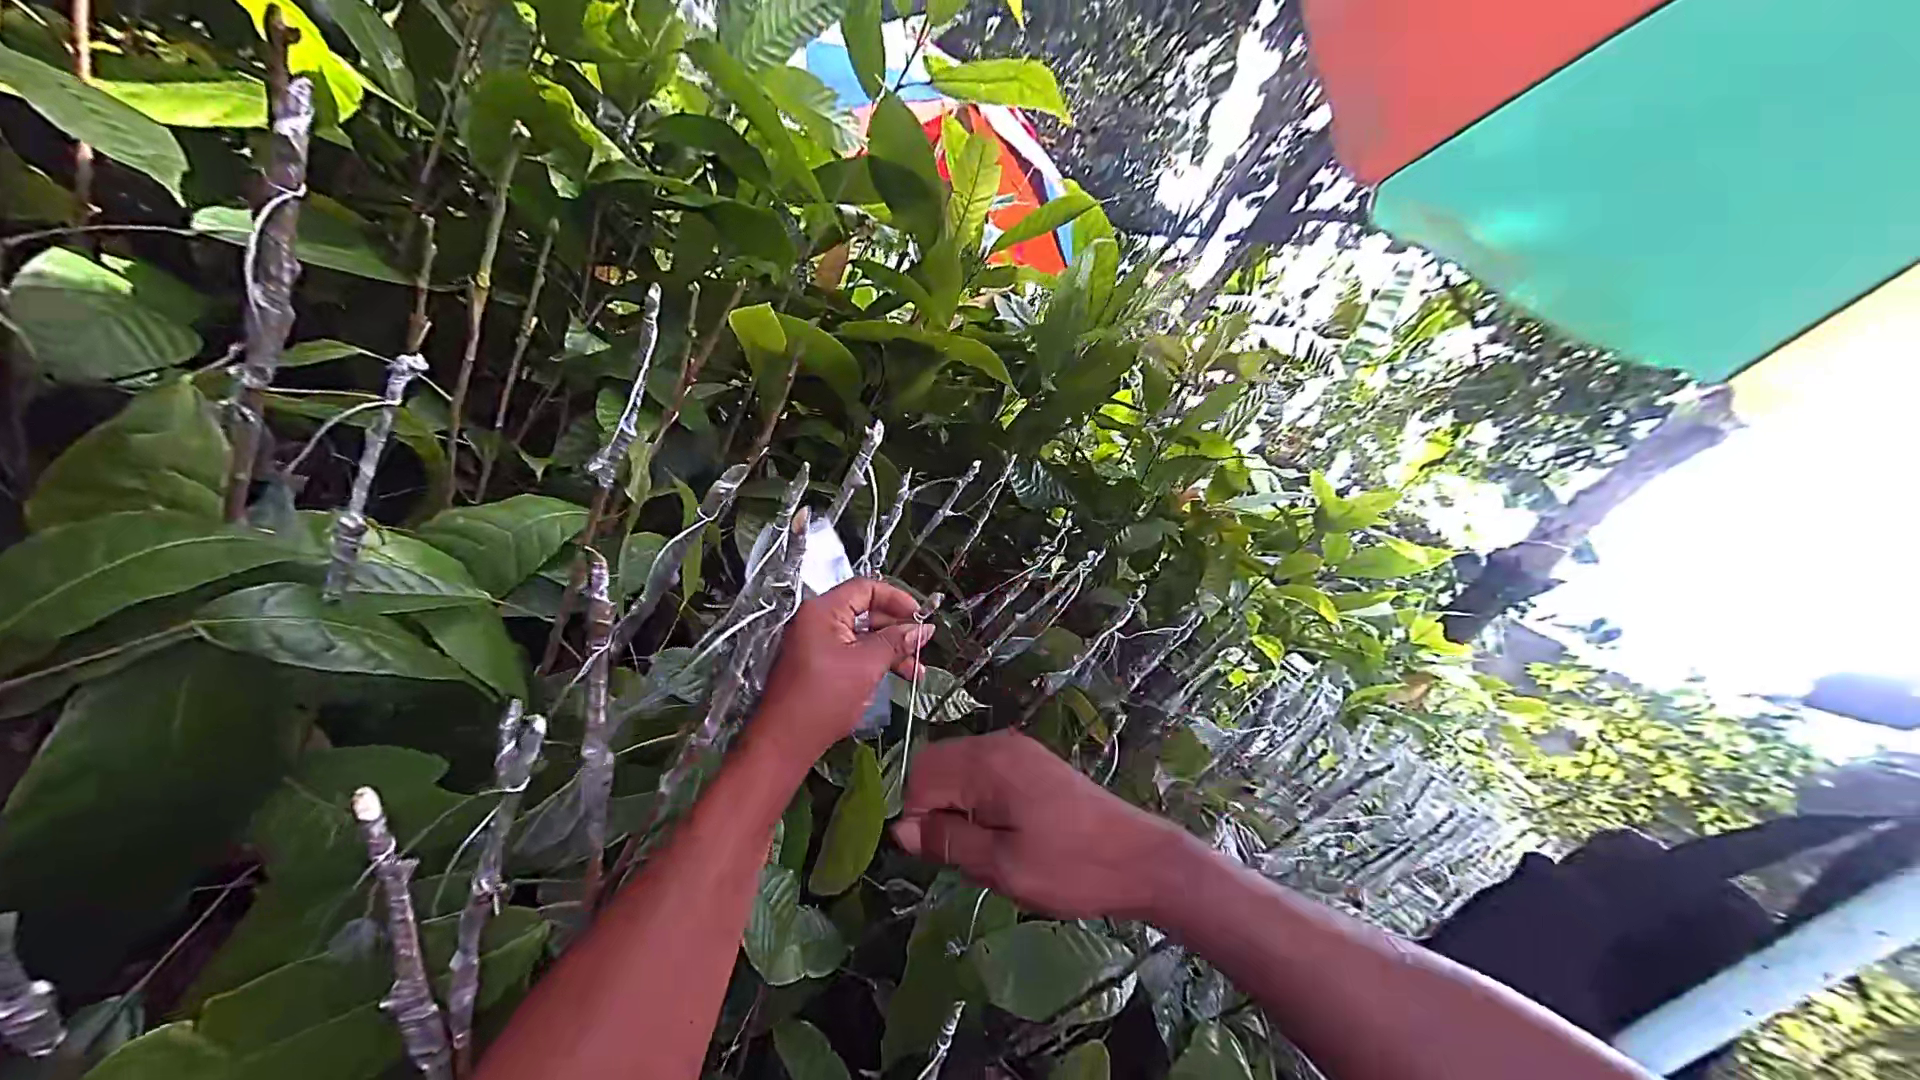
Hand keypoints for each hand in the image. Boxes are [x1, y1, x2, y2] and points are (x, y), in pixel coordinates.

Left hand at [754, 578, 933, 761]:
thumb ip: (897, 642)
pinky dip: (875, 661)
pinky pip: (853, 652)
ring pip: (862, 635)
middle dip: (898, 629)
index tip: (920, 616)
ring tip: (916, 671)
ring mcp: (816, 643)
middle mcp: (817, 621)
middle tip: (922, 647)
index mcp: (823, 611)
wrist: (784, 742)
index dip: (897, 599)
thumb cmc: (822, 699)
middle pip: (866, 611)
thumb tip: (923, 629)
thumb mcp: (867, 665)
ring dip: (891, 649)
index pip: (866, 588)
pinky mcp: (818, 664)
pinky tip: (895, 676)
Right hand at [892, 731, 1191, 919]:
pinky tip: (1000, 830)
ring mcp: (1017, 749)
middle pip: (936, 764)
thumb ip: (947, 841)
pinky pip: (982, 771)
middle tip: (961, 852)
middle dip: (934, 808)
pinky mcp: (1031, 761)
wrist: (1140, 858)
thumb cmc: (1070, 866)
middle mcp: (997, 743)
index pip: (920, 775)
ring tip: (984, 845)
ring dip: (955, 805)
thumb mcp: (1001, 866)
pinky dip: (976, 799)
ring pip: (958, 768)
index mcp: (987, 762)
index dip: (917, 816)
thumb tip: (900, 828)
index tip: (937, 852)